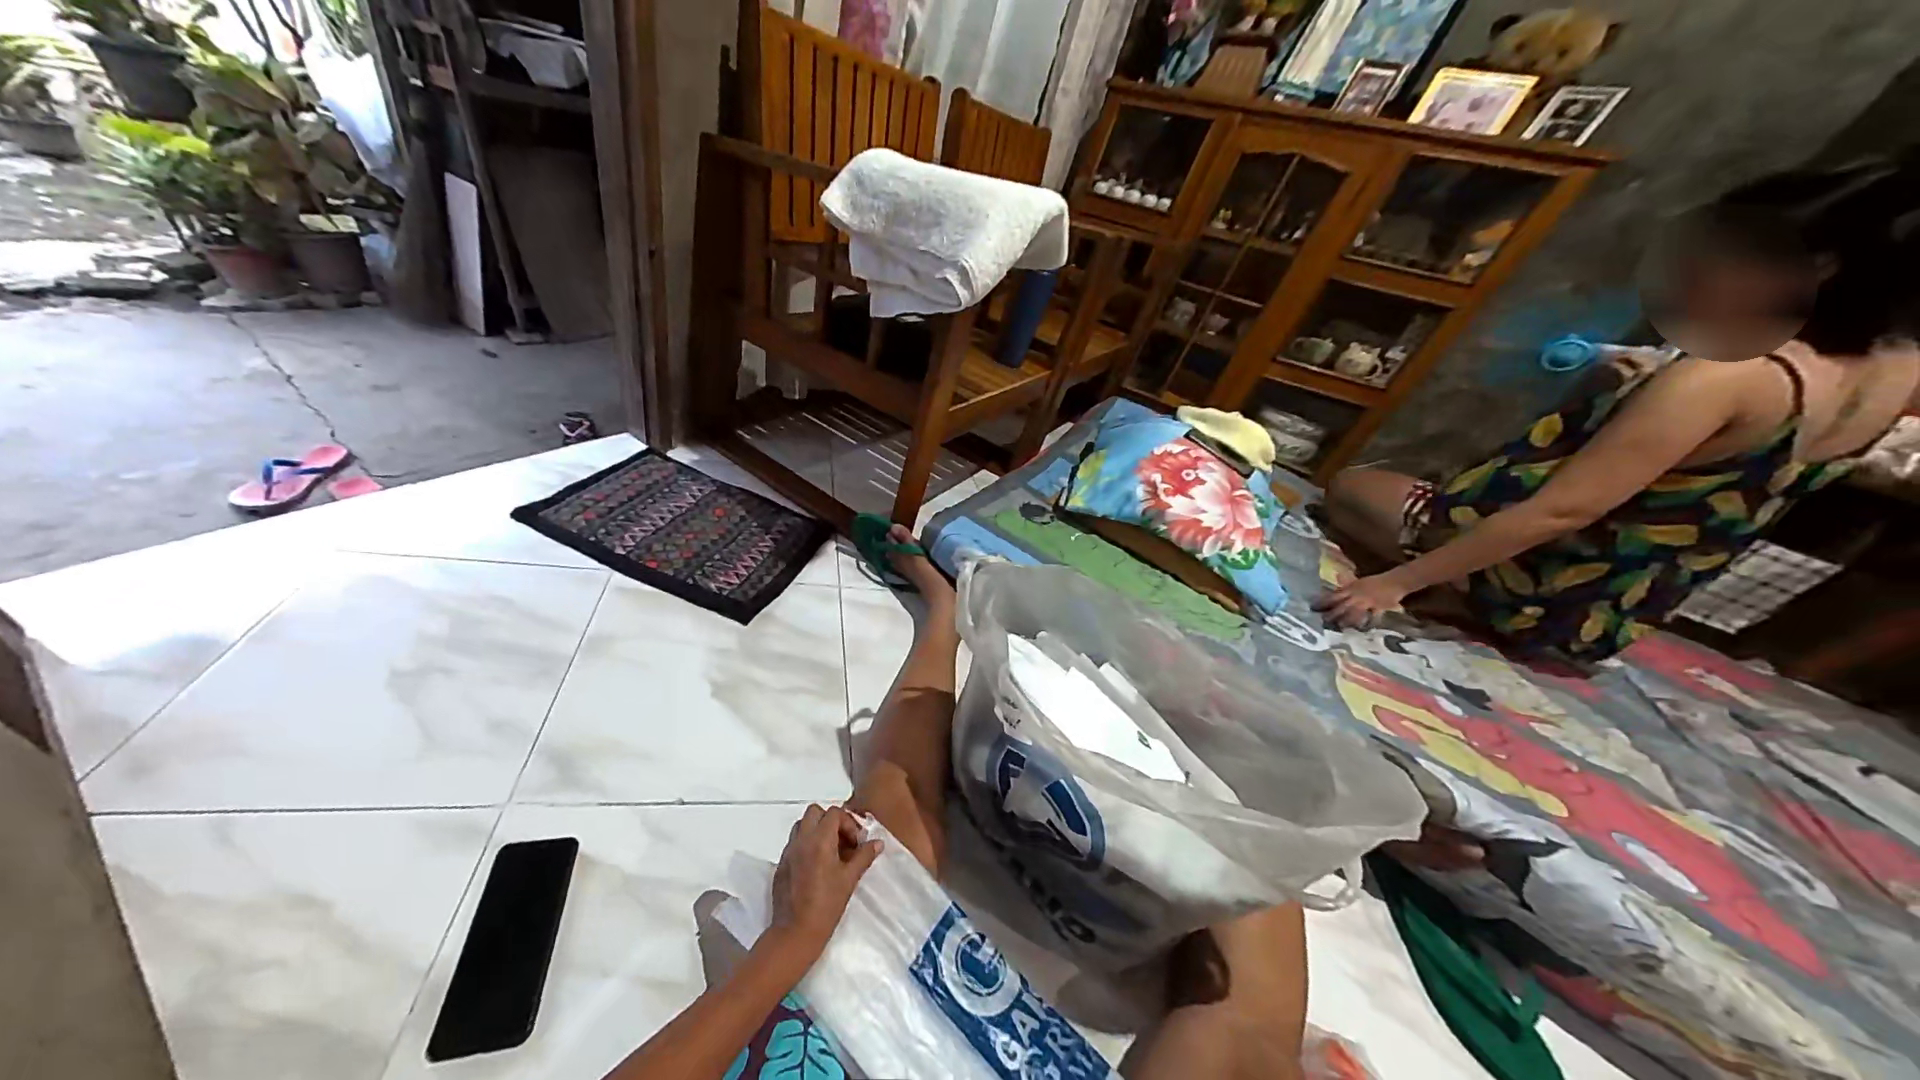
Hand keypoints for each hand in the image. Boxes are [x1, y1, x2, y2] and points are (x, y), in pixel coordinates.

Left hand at [764, 805, 882, 965]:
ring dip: (816, 830)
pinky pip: (794, 843)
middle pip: (814, 812)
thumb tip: (877, 843)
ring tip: (830, 851)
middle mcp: (801, 840)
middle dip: (830, 821)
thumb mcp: (850, 879)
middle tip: (843, 841)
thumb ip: (864, 856)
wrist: (795, 933)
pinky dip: (806, 845)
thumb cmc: (826, 905)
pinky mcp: (781, 864)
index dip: (849, 823)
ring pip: (801, 826)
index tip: (856, 842)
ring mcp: (788, 852)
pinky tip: (816, 866)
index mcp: (819, 840)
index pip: (834, 813)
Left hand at [1312, 571, 1410, 628]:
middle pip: (1342, 606)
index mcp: (1351, 588)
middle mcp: (1357, 595)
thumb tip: (1334, 579)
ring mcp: (1368, 602)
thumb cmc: (1375, 581)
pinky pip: (1373, 616)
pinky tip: (1363, 630)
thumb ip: (1346, 585)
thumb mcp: (1358, 582)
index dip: (1323, 602)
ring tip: (1339, 627)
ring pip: (1354, 612)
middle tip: (1323, 621)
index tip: (1313, 607)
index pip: (1334, 596)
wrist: (1395, 580)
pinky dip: (1368, 622)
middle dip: (1332, 614)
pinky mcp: (1379, 607)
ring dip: (1346, 620)